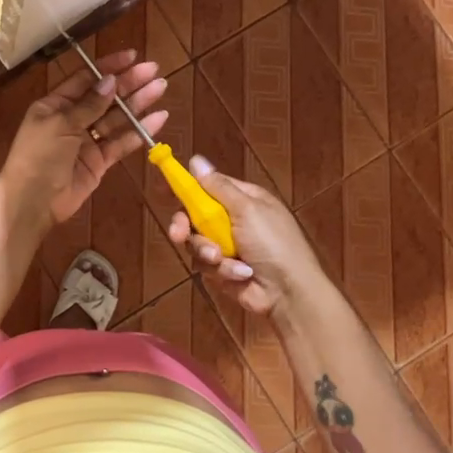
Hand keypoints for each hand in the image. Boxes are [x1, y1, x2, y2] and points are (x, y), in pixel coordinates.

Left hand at [0, 49, 167, 227]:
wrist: (32, 202)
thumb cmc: (39, 156)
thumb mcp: (60, 125)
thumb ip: (88, 105)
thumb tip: (110, 81)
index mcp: (55, 105)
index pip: (85, 79)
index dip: (108, 67)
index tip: (132, 56)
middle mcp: (71, 119)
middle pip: (104, 97)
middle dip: (128, 83)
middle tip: (153, 71)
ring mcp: (86, 141)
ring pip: (116, 118)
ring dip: (137, 104)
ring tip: (160, 88)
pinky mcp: (99, 162)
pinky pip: (121, 142)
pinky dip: (138, 132)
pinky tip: (158, 119)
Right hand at [167, 157, 326, 326]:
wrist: (288, 292)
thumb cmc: (274, 243)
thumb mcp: (248, 209)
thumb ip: (217, 187)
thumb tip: (195, 160)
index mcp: (243, 199)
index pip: (206, 185)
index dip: (186, 186)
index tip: (164, 187)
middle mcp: (232, 219)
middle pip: (193, 214)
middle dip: (184, 225)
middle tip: (179, 233)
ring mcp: (226, 245)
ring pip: (195, 241)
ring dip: (206, 251)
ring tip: (220, 259)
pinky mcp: (221, 269)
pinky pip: (205, 264)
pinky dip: (220, 270)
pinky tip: (239, 274)